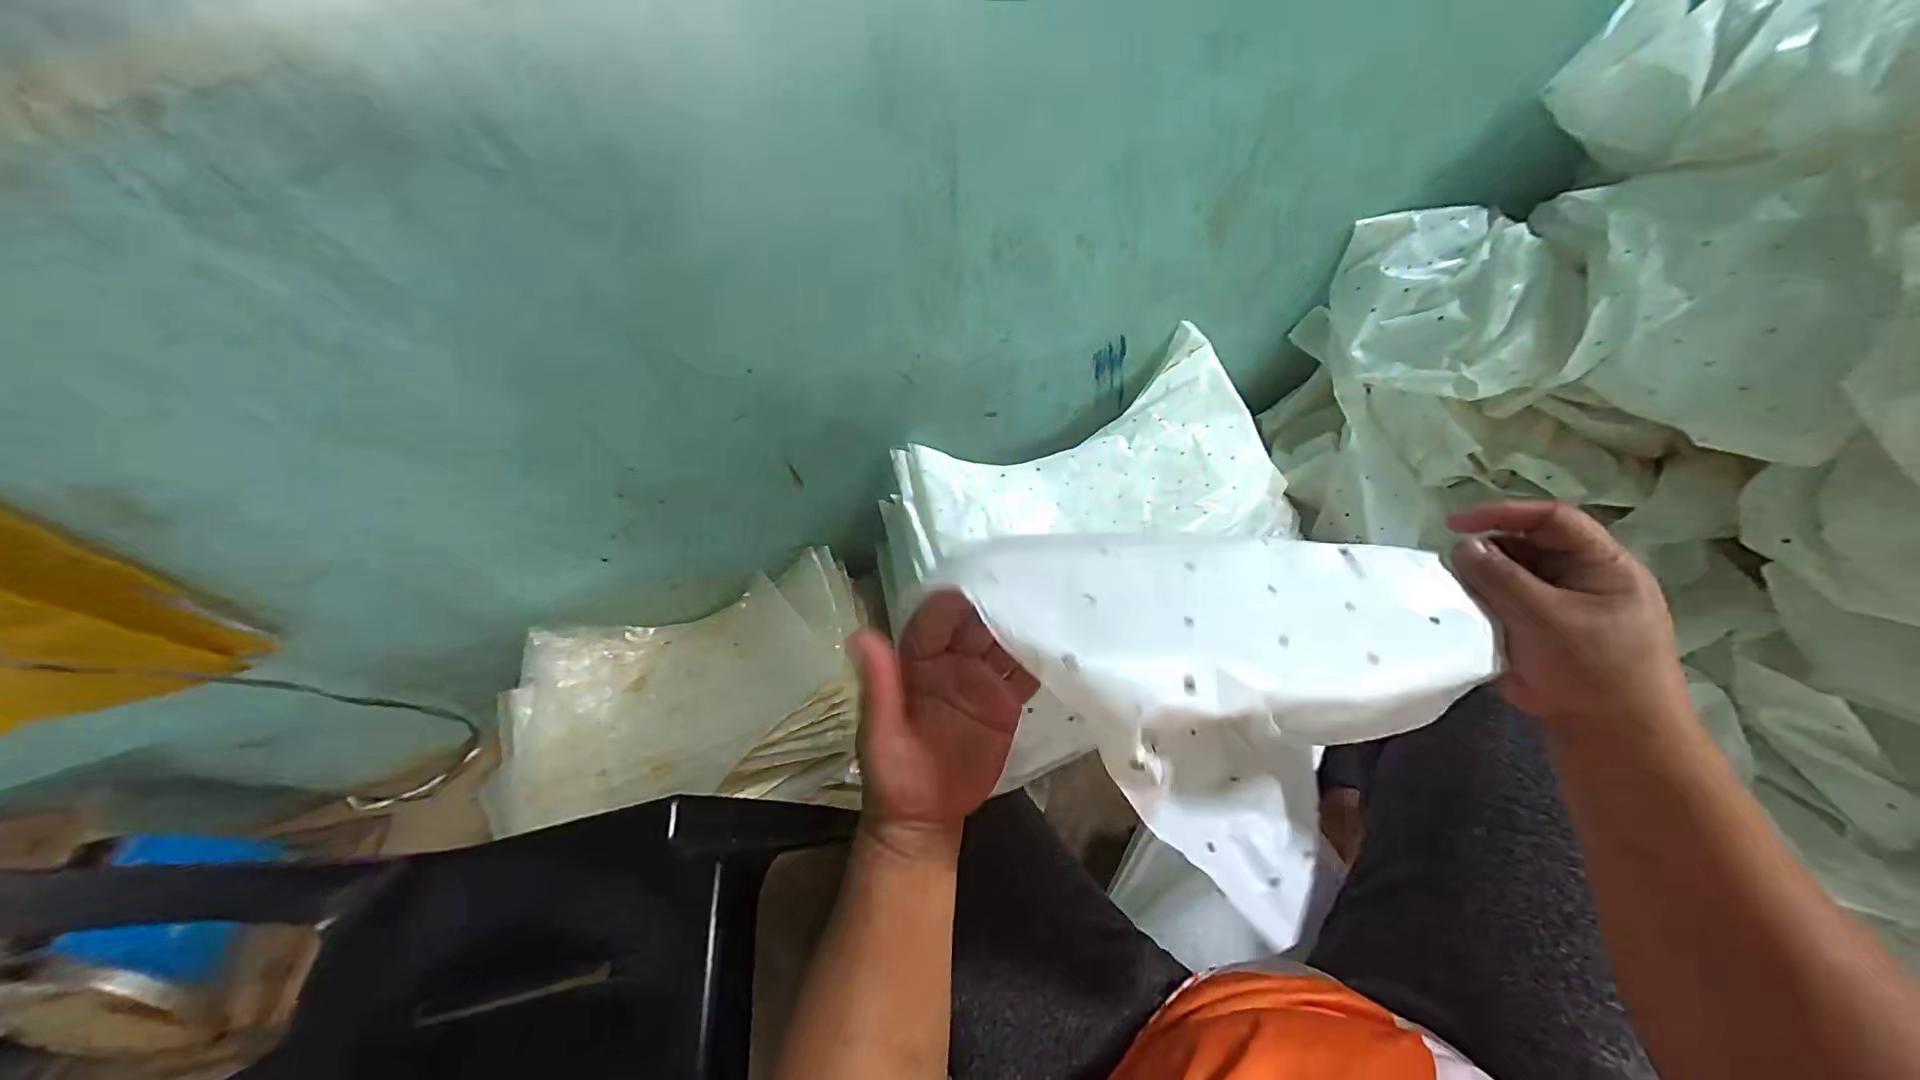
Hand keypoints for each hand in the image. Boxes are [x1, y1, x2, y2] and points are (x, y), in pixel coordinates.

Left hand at [849, 591, 1040, 846]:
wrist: (923, 818)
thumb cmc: (893, 774)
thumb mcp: (880, 732)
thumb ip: (879, 685)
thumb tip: (861, 635)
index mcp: (917, 661)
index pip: (935, 621)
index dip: (955, 604)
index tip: (980, 587)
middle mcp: (950, 662)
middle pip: (975, 624)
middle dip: (996, 606)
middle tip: (1027, 588)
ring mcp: (980, 680)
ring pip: (1003, 643)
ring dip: (1022, 627)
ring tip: (1050, 609)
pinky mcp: (1005, 702)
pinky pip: (1024, 673)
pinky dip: (1040, 659)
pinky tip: (1061, 646)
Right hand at [1448, 501, 1689, 732]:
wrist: (1612, 735)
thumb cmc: (1591, 669)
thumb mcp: (1543, 615)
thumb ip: (1499, 576)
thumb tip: (1462, 546)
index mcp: (1604, 566)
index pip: (1552, 519)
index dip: (1503, 513)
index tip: (1454, 524)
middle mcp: (1583, 579)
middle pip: (1527, 546)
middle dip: (1486, 552)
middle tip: (1451, 568)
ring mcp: (1561, 607)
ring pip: (1510, 576)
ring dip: (1480, 580)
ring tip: (1454, 593)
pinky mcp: (1539, 632)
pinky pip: (1503, 605)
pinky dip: (1480, 604)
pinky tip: (1462, 614)